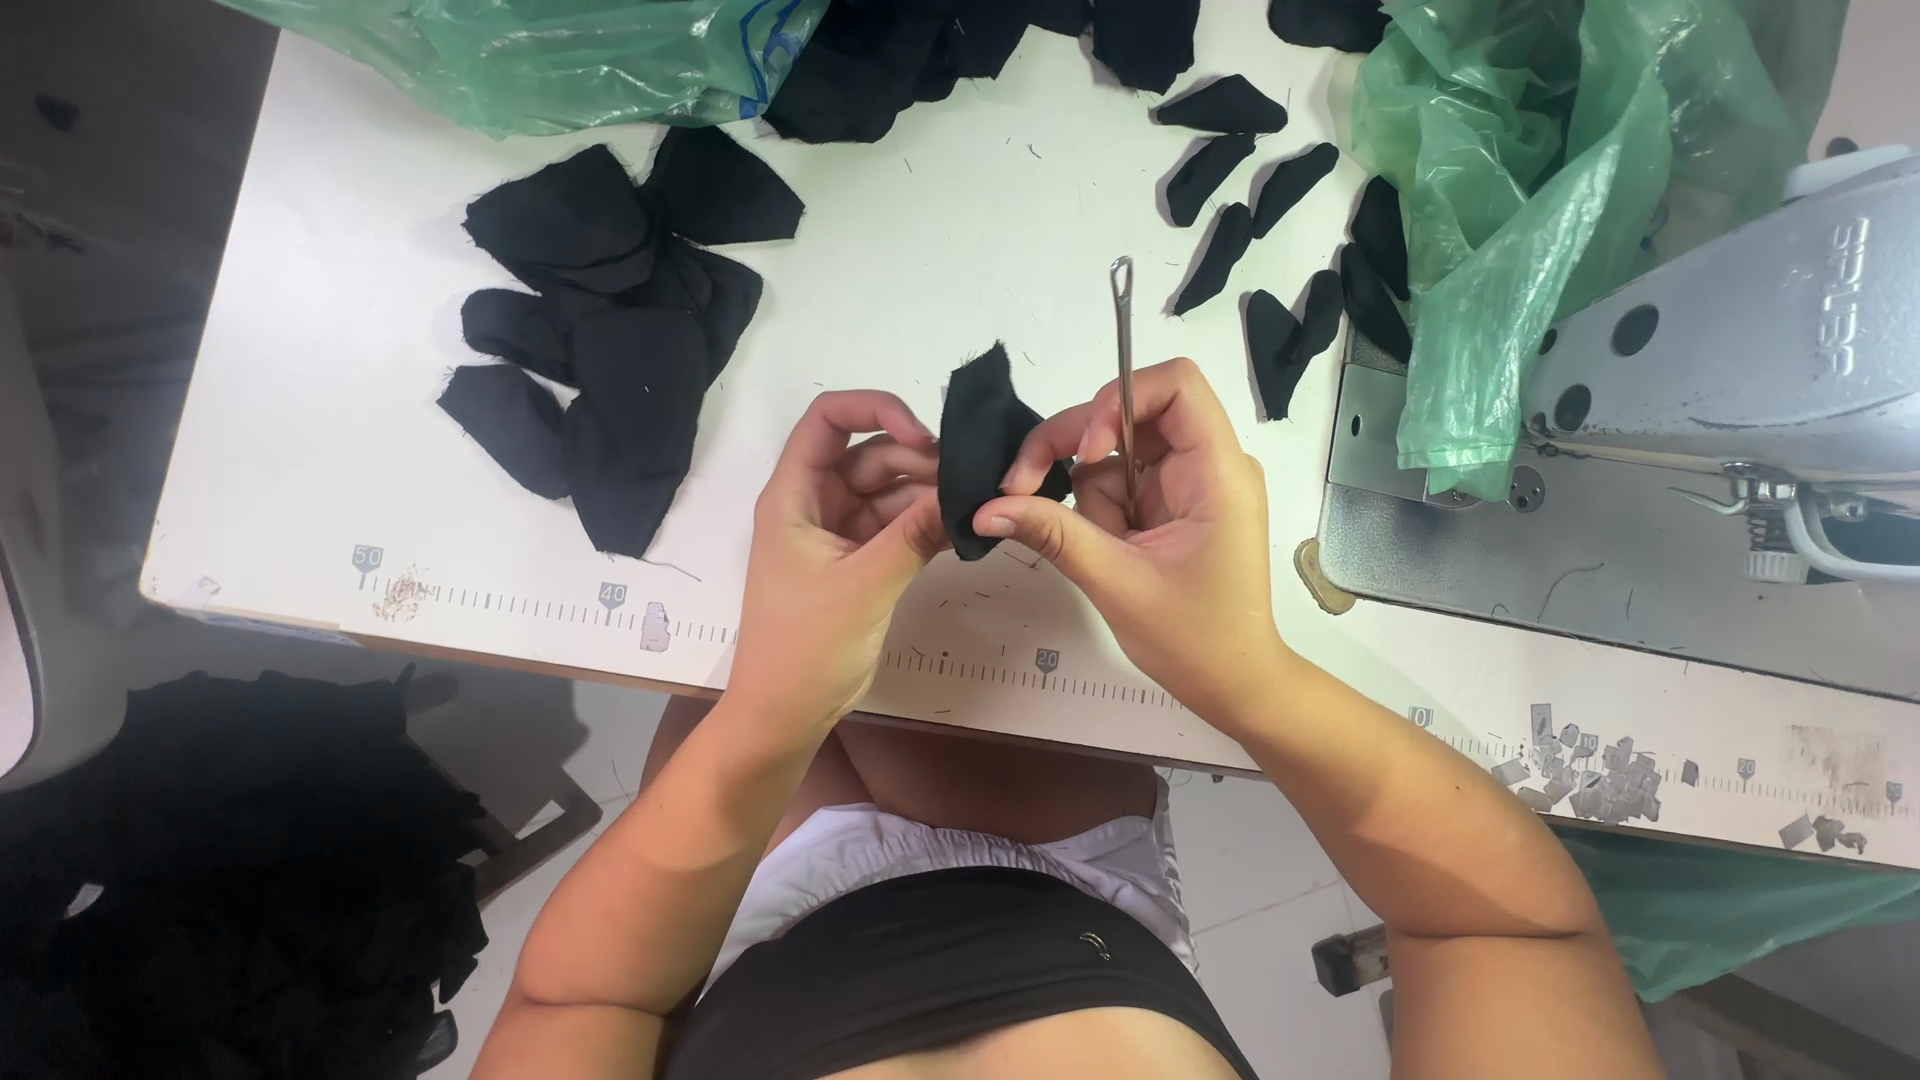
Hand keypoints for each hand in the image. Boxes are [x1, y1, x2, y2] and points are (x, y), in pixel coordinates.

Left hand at [730, 391, 948, 729]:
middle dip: (916, 461)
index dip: (874, 410)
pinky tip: (961, 528)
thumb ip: (914, 534)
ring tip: (972, 504)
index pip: (827, 420)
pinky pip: (897, 526)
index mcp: (794, 495)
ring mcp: (839, 532)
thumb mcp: (864, 585)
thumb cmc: (806, 646)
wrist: (787, 712)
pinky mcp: (860, 560)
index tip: (923, 437)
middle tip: (968, 481)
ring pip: (889, 491)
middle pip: (869, 455)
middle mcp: (816, 503)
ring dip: (927, 494)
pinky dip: (925, 524)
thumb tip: (962, 492)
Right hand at [975, 358, 1291, 729]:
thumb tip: (986, 508)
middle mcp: (1207, 465)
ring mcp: (1187, 484)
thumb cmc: (1194, 640)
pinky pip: (1118, 483)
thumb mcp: (1116, 582)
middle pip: (1129, 414)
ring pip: (1114, 452)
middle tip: (1018, 485)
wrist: (1233, 683)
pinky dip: (1096, 510)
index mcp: (1217, 473)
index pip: (1175, 386)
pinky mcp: (1170, 505)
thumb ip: (1052, 534)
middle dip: (1071, 446)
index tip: (1084, 450)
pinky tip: (1106, 549)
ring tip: (1100, 550)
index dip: (1119, 399)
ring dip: (1086, 494)